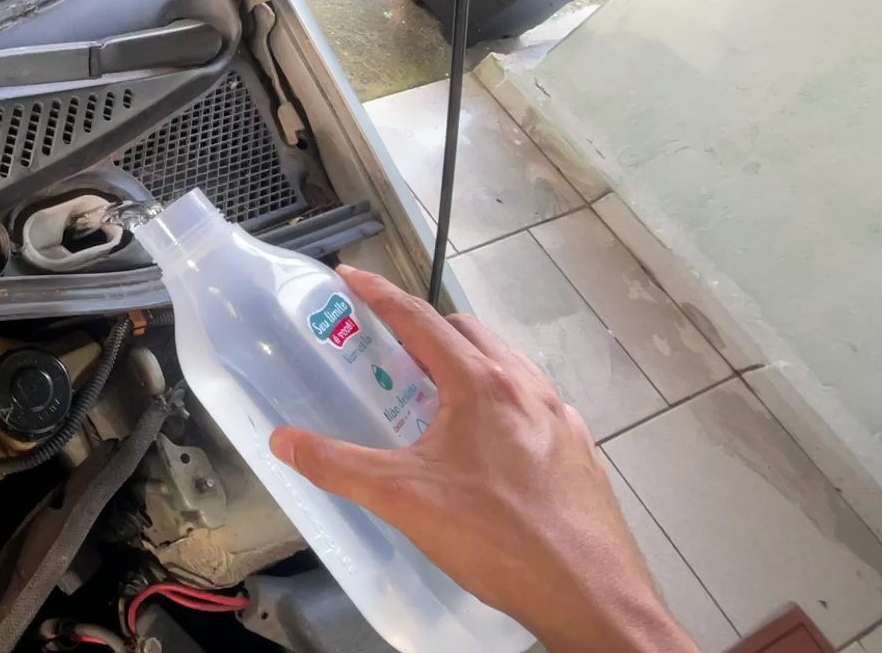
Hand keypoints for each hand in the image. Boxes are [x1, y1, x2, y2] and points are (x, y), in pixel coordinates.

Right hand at [270, 267, 696, 652]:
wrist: (597, 607)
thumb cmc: (496, 539)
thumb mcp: (401, 498)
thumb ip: (336, 464)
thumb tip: (283, 441)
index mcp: (480, 384)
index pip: (418, 318)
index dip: (377, 292)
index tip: (349, 275)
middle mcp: (524, 388)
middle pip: (465, 331)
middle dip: (423, 325)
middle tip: (388, 346)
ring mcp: (561, 419)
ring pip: (505, 362)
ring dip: (464, 357)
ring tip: (434, 389)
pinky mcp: (582, 452)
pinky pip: (533, 399)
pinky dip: (499, 394)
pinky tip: (486, 436)